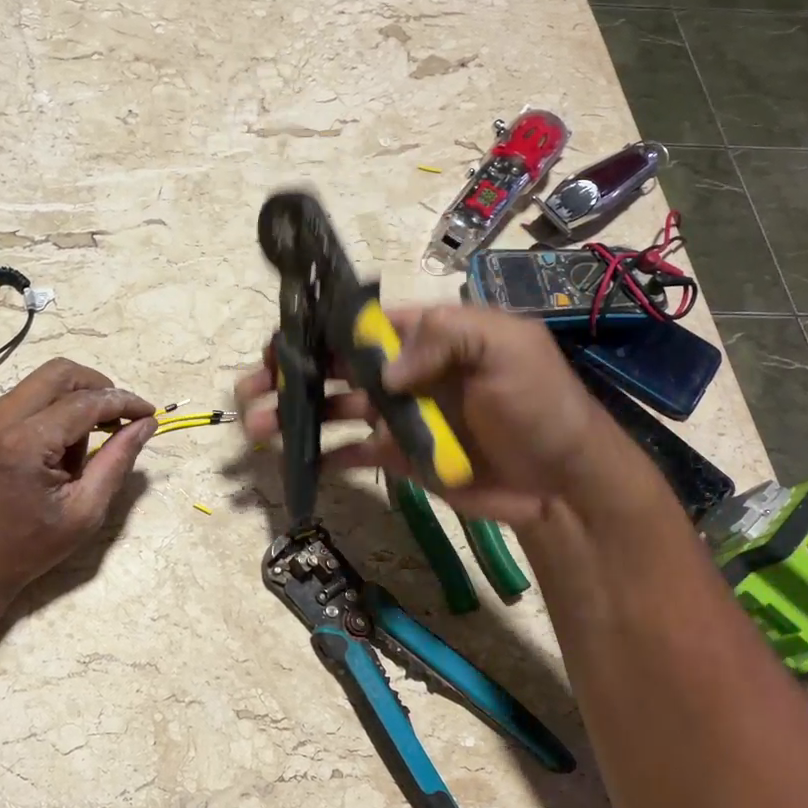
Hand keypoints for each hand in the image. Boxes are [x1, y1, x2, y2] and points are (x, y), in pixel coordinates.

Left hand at [0, 358, 157, 602]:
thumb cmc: (30, 547)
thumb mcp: (85, 511)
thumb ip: (117, 461)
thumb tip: (146, 424)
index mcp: (24, 443)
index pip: (85, 402)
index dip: (123, 402)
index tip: (148, 413)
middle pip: (59, 373)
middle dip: (97, 388)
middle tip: (118, 418)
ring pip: (38, 385)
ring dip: (69, 404)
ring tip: (77, 452)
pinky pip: (18, 402)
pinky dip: (43, 415)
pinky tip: (49, 453)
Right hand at [234, 306, 619, 524]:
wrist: (559, 481)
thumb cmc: (538, 404)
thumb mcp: (507, 347)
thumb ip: (445, 339)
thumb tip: (383, 373)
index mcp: (423, 336)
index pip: (357, 326)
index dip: (312, 334)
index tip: (277, 350)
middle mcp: (401, 372)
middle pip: (331, 367)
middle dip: (285, 376)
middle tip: (249, 392)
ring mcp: (395, 417)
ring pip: (330, 410)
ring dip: (291, 415)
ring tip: (257, 428)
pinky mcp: (395, 458)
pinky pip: (348, 454)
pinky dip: (319, 457)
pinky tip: (295, 461)